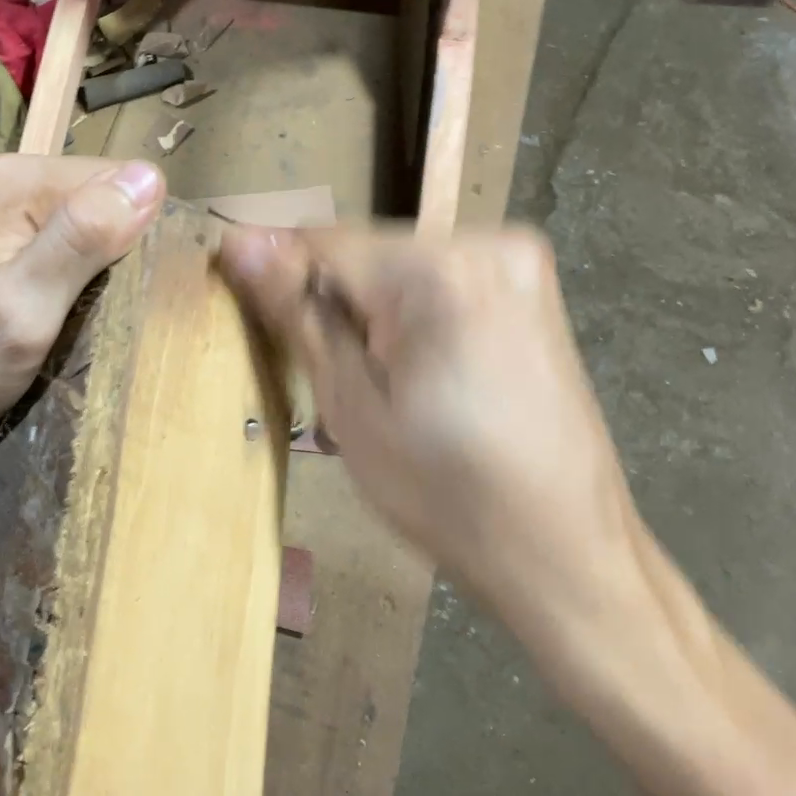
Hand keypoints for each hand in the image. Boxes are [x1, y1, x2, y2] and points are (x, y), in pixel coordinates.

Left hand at [0, 154, 164, 460]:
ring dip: (73, 258)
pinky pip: (32, 225)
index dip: (125, 237)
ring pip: (62, 211)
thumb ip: (81, 240)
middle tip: (74, 310)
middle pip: (87, 192)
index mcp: (9, 179)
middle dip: (98, 247)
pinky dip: (45, 259)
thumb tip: (151, 179)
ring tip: (52, 310)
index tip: (105, 293)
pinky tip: (27, 299)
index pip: (116, 179)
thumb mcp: (24, 310)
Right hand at [217, 224, 641, 619]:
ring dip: (359, 311)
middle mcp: (488, 243)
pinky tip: (402, 371)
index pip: (319, 242)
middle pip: (358, 251)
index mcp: (442, 272)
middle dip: (322, 300)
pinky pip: (431, 281)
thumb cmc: (446, 494)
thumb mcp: (351, 405)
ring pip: (391, 266)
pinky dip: (400, 315)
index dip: (269, 272)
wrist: (564, 553)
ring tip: (357, 381)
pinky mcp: (527, 286)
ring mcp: (516, 262)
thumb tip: (237, 242)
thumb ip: (296, 312)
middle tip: (309, 371)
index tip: (231, 301)